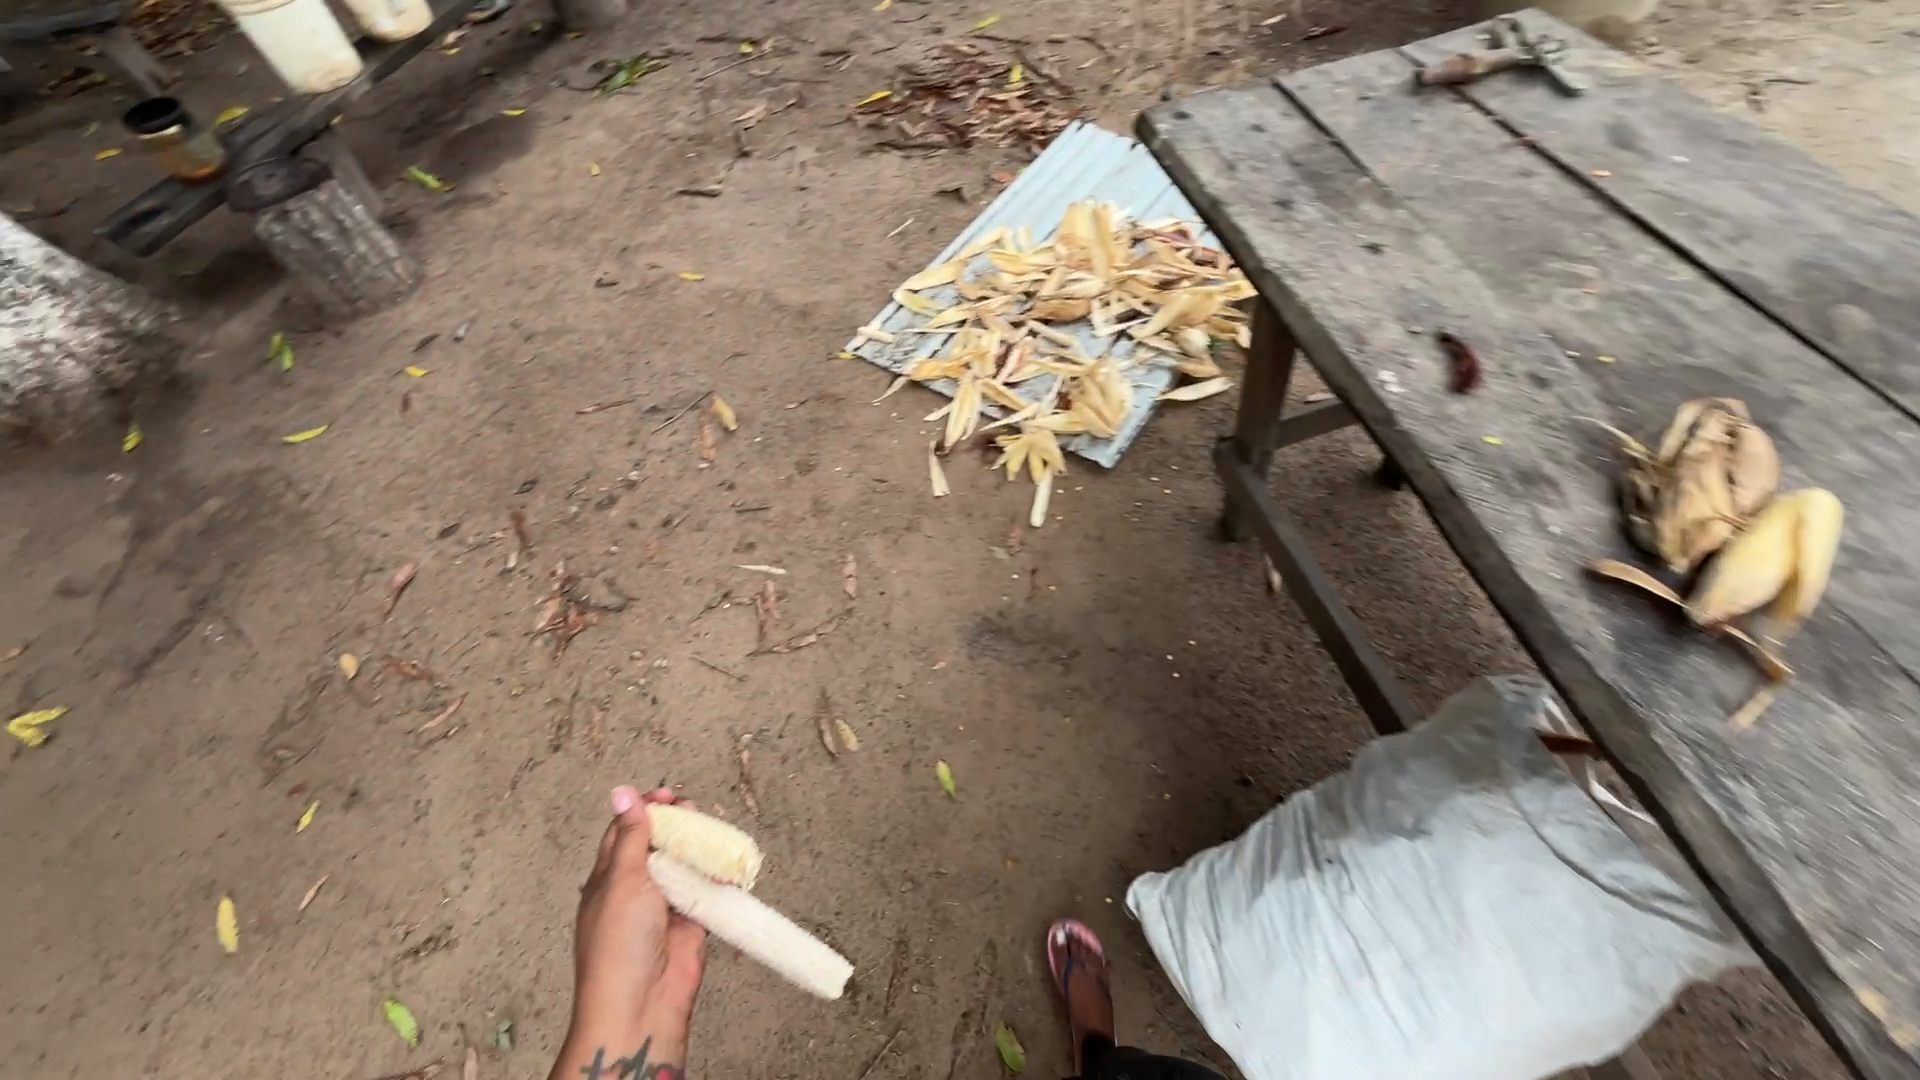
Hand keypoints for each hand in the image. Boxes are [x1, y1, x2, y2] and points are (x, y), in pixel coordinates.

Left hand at [549, 786, 707, 1079]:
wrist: (642, 1002)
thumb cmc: (619, 941)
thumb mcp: (622, 880)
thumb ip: (632, 836)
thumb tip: (622, 792)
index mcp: (609, 877)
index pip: (627, 831)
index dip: (646, 808)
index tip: (667, 794)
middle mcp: (637, 886)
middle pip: (660, 842)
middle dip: (677, 823)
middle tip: (692, 810)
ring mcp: (667, 902)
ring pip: (686, 861)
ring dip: (699, 845)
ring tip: (710, 830)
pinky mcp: (694, 916)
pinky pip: (708, 886)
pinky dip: (718, 873)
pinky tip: (725, 860)